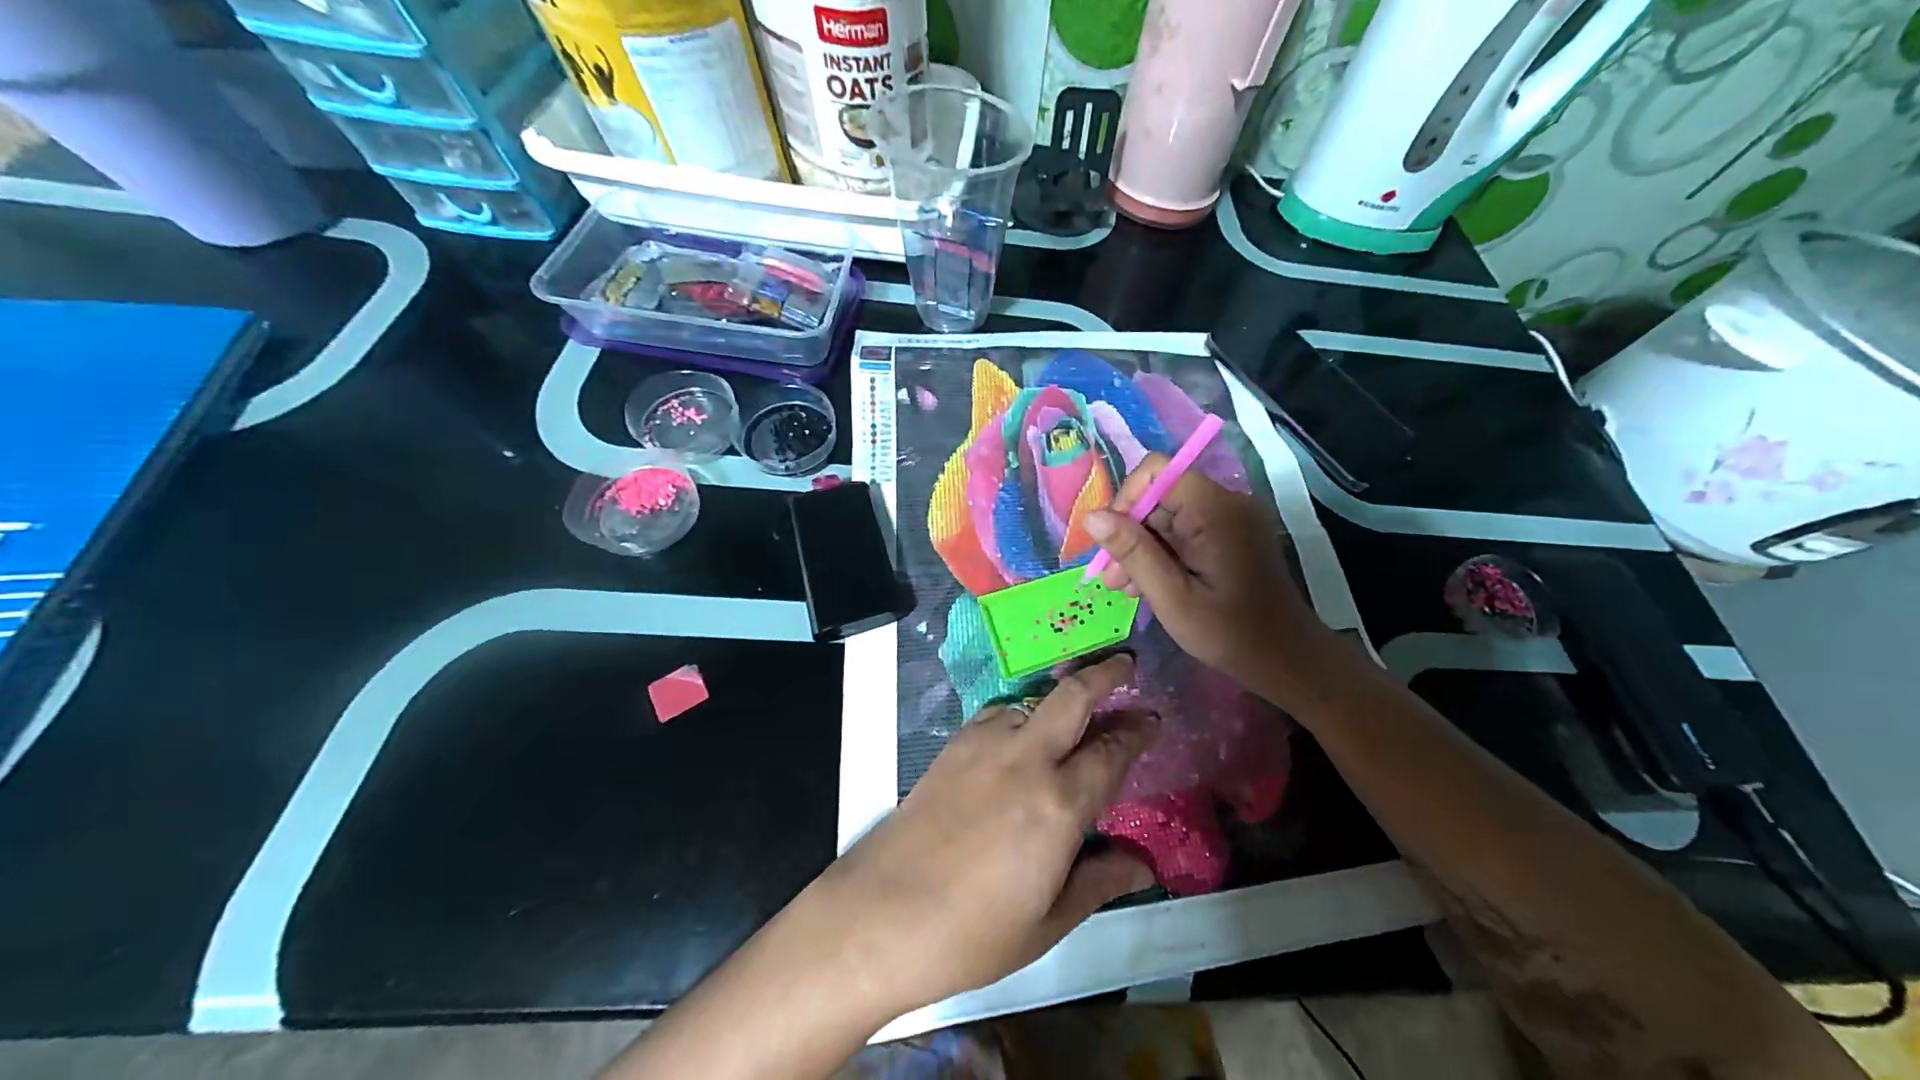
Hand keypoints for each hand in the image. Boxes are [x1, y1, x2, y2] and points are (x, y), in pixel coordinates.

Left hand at [793, 654, 1156, 1020]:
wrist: (878, 915)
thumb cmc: (971, 933)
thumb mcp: (1049, 922)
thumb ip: (1100, 881)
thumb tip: (1144, 864)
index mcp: (1058, 803)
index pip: (1111, 752)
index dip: (1137, 731)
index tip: (1152, 719)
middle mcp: (1024, 760)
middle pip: (1071, 697)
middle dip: (1104, 673)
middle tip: (1125, 663)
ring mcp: (982, 748)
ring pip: (1031, 700)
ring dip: (1058, 695)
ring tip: (1076, 703)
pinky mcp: (950, 749)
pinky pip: (996, 716)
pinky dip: (1020, 713)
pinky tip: (1022, 734)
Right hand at [1084, 455, 1331, 695]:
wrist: (1287, 659)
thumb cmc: (1230, 633)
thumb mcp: (1172, 597)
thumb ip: (1133, 552)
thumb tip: (1091, 516)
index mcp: (1216, 510)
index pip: (1156, 471)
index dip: (1126, 500)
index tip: (1111, 543)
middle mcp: (1226, 502)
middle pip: (1159, 494)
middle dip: (1129, 531)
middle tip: (1111, 578)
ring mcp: (1230, 518)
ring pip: (1166, 515)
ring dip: (1140, 546)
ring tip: (1123, 587)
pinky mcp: (1229, 534)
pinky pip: (1183, 529)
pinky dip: (1161, 552)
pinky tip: (1145, 584)